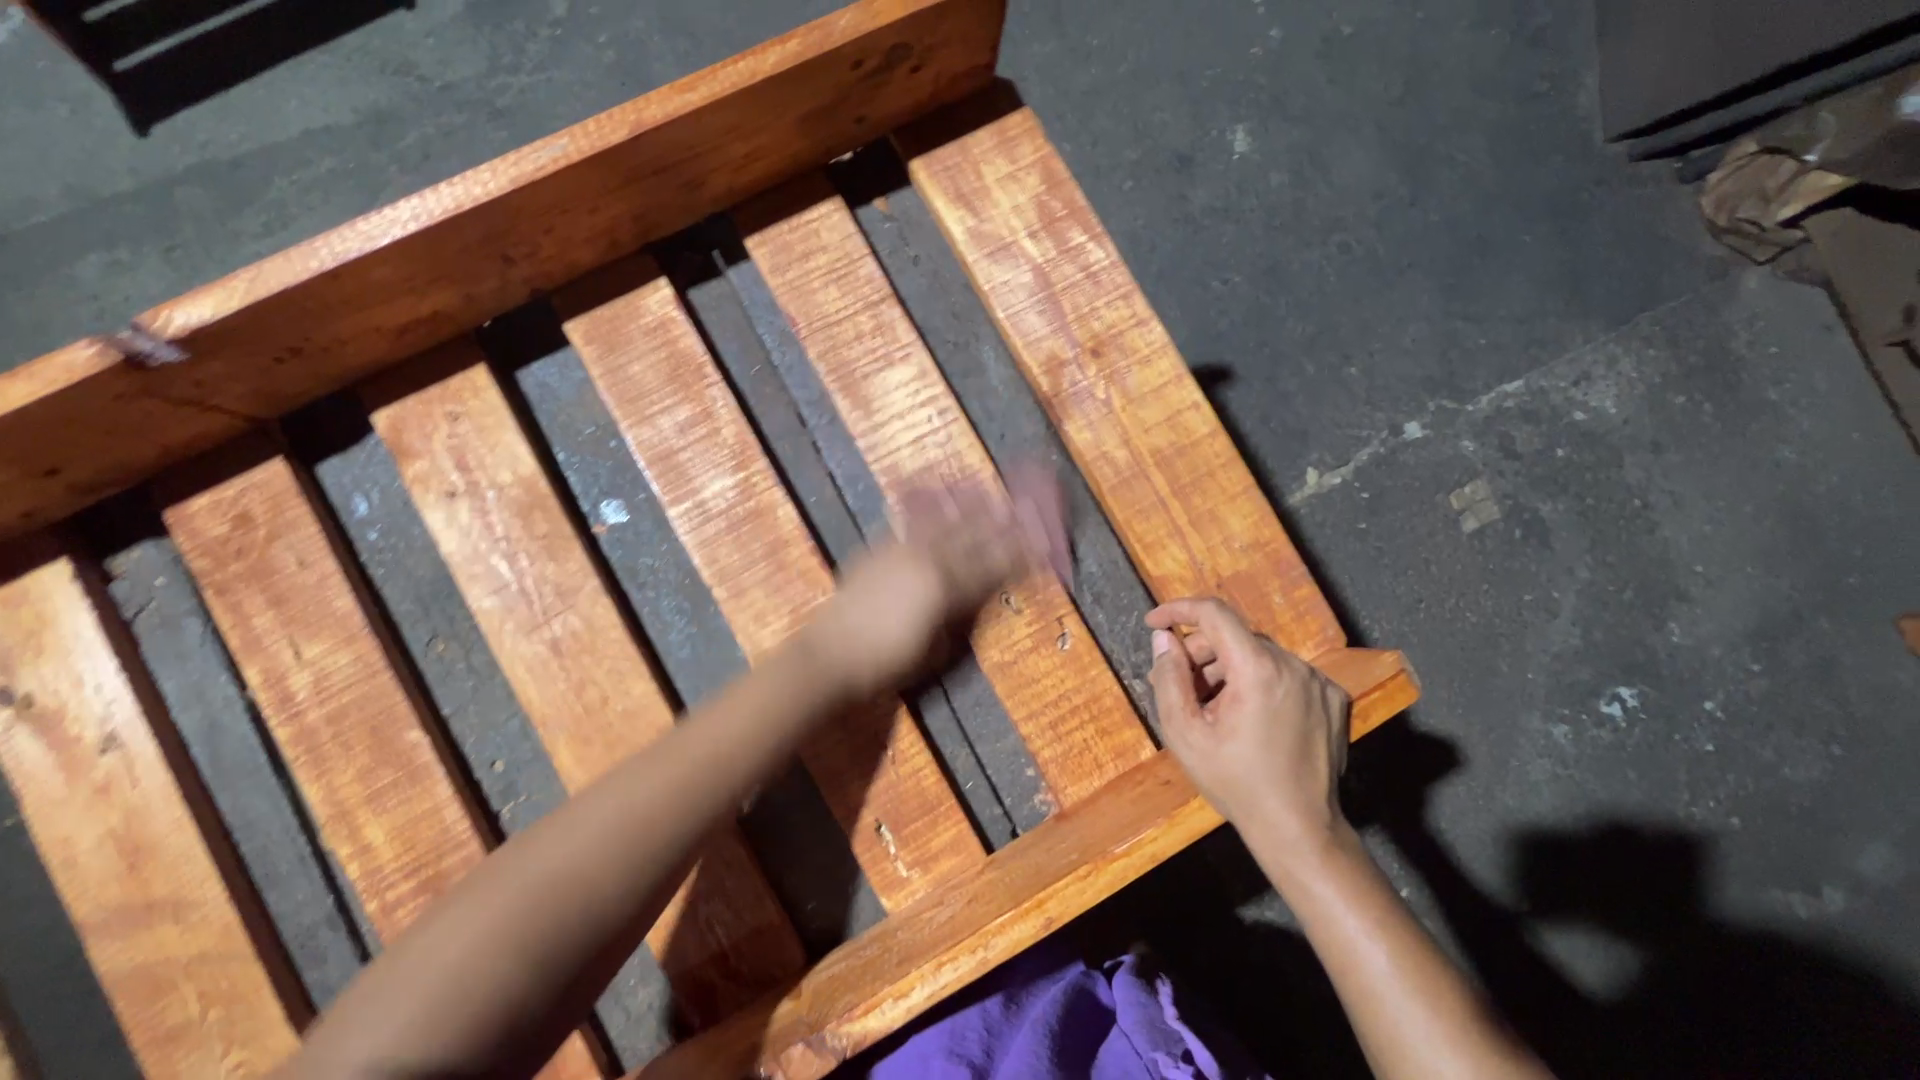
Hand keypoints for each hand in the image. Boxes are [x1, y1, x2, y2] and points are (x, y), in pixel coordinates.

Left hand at [801, 480, 1055, 699]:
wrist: (831, 654)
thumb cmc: (889, 663)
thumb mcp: (940, 649)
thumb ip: (966, 617)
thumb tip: (986, 594)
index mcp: (950, 587)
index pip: (1000, 564)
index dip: (1028, 550)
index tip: (1050, 538)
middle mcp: (930, 558)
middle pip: (979, 532)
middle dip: (1010, 515)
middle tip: (1035, 496)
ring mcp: (903, 548)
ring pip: (947, 518)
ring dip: (974, 501)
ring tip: (993, 484)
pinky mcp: (881, 546)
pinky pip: (913, 518)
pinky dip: (931, 502)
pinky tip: (940, 490)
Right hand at [1147, 597, 1350, 842]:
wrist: (1298, 827)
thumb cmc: (1235, 782)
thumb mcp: (1184, 734)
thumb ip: (1169, 678)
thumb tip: (1164, 640)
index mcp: (1257, 669)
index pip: (1214, 614)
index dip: (1178, 611)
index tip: (1155, 624)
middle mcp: (1294, 665)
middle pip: (1236, 638)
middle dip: (1201, 654)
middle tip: (1181, 687)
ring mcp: (1319, 681)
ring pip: (1261, 655)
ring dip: (1231, 670)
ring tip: (1214, 708)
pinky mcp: (1334, 699)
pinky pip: (1287, 674)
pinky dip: (1262, 684)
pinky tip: (1251, 718)